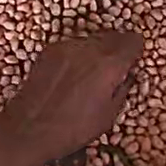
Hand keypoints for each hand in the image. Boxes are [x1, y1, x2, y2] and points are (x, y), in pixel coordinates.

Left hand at [0, 30, 141, 163]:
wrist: (29, 129)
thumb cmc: (74, 129)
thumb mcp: (108, 115)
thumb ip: (122, 89)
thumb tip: (127, 75)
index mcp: (110, 65)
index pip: (132, 42)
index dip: (136, 50)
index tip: (134, 60)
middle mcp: (90, 49)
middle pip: (113, 36)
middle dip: (119, 48)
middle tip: (117, 66)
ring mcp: (67, 47)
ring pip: (92, 39)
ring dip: (98, 50)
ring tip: (94, 71)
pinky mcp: (49, 50)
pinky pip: (73, 45)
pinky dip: (79, 54)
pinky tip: (74, 73)